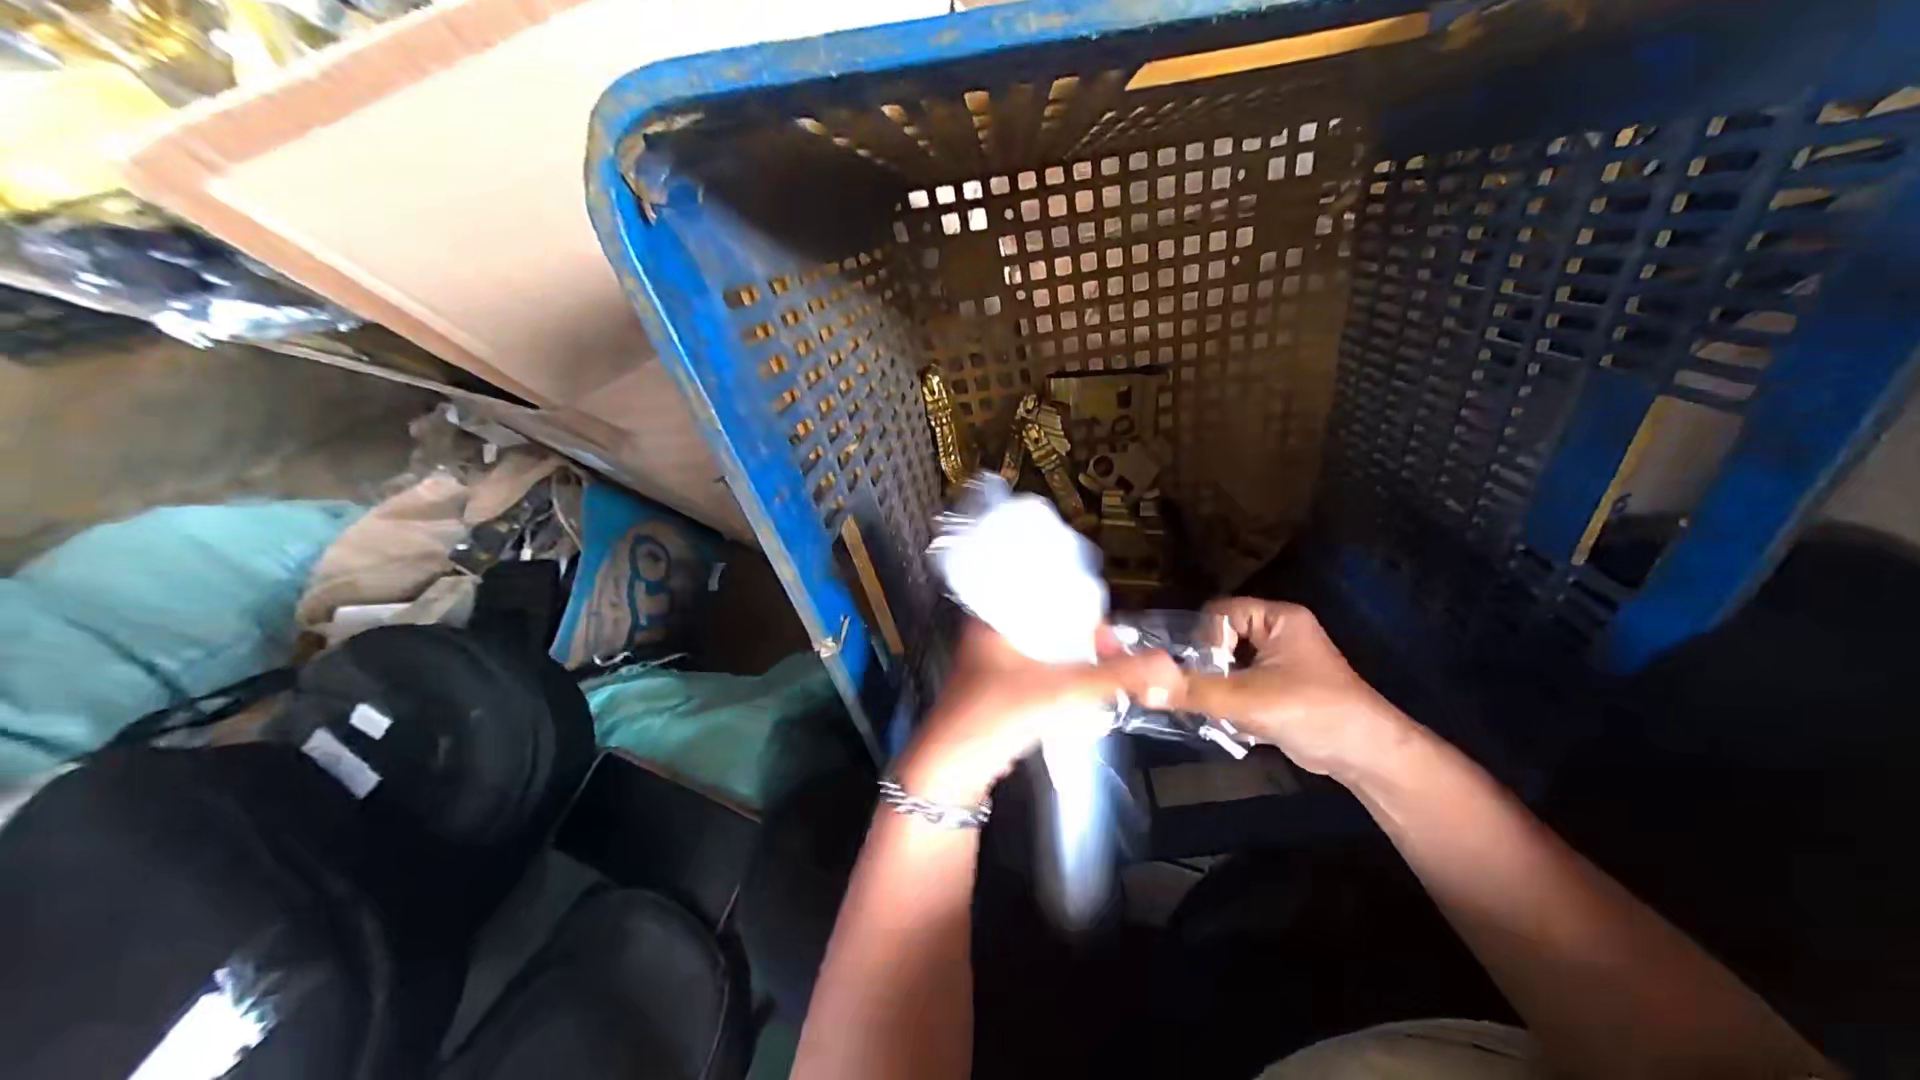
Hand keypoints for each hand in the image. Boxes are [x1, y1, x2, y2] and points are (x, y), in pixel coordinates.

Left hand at [895, 620, 1185, 805]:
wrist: (951, 771)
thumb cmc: (998, 716)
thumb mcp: (1064, 691)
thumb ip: (1118, 677)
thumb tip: (1168, 667)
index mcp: (994, 615)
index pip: (1045, 589)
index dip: (1082, 605)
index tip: (1108, 634)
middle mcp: (988, 632)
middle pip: (1047, 620)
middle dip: (1084, 638)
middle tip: (1112, 658)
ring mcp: (989, 662)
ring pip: (1042, 648)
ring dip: (1073, 660)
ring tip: (1102, 674)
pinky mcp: (994, 689)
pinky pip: (1035, 670)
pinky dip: (1058, 677)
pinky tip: (1078, 693)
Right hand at [1183, 598, 1417, 781]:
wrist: (1366, 755)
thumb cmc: (1311, 711)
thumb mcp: (1246, 699)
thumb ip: (1192, 691)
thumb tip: (1141, 686)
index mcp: (1278, 618)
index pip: (1221, 612)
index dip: (1205, 637)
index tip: (1204, 668)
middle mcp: (1279, 634)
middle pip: (1222, 639)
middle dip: (1207, 667)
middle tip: (1199, 690)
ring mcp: (1281, 663)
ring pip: (1229, 666)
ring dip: (1216, 688)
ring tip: (1212, 708)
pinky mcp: (1280, 690)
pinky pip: (1240, 686)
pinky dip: (1229, 702)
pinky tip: (1226, 722)